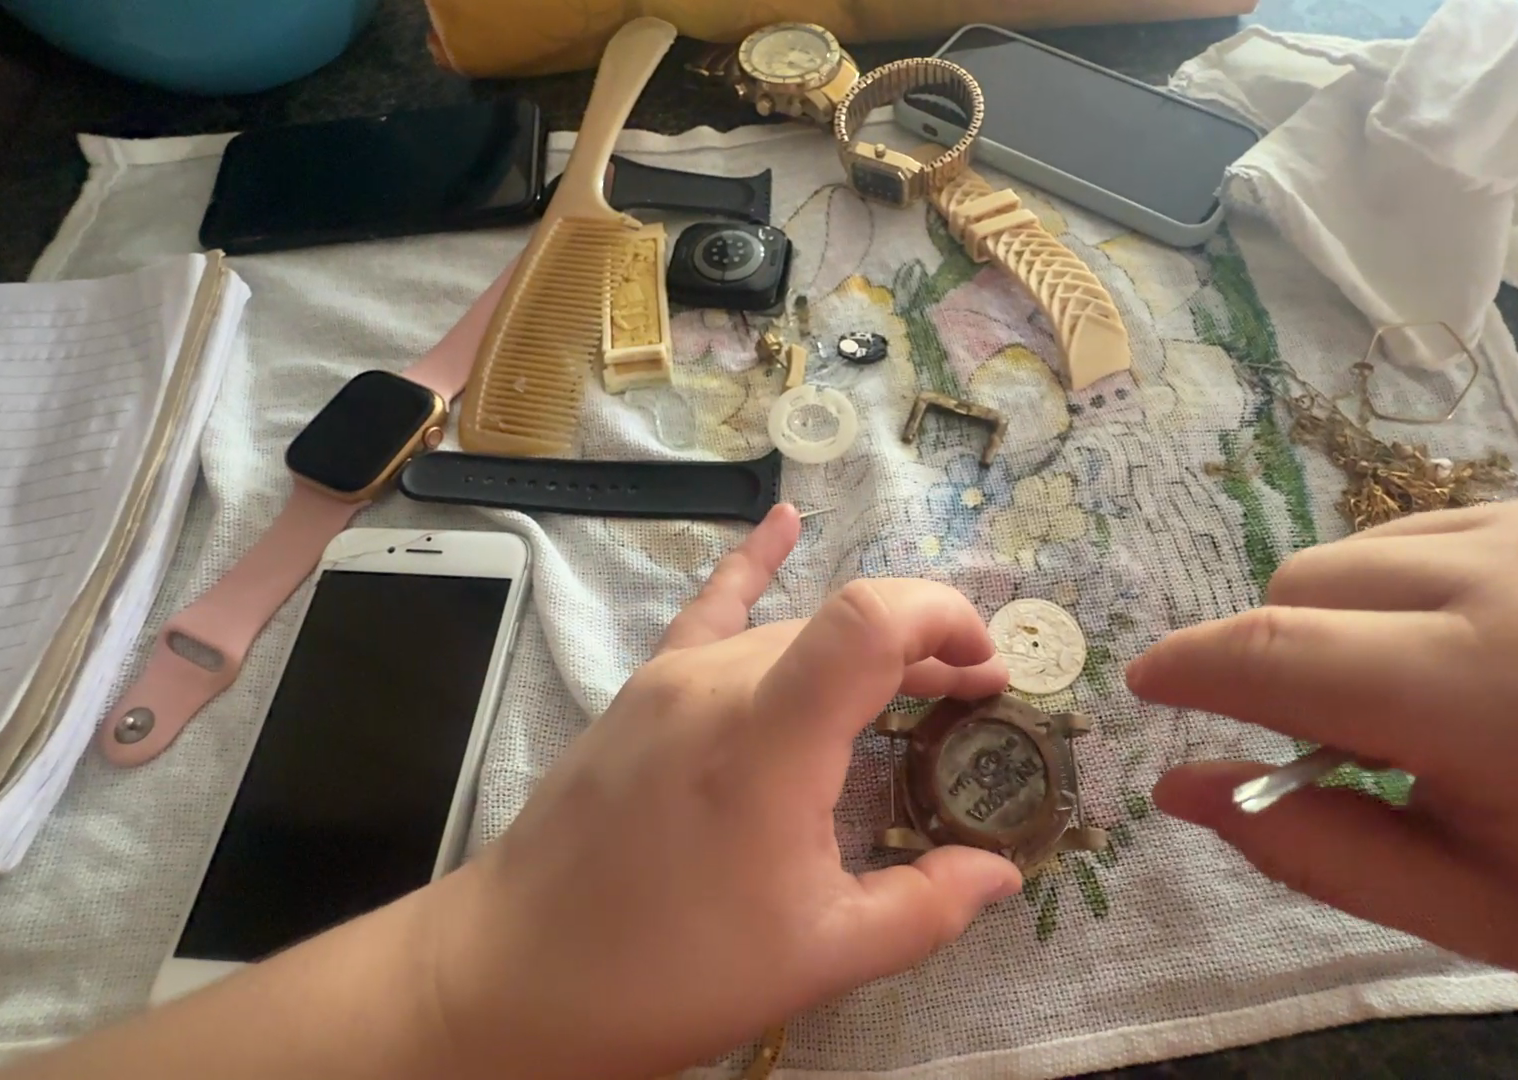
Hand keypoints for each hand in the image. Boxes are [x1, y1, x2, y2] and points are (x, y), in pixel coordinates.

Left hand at [426, 505, 1019, 1078]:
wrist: (514, 971)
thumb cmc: (669, 969)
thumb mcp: (818, 955)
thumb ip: (924, 908)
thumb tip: (1003, 874)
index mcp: (769, 738)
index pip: (869, 620)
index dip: (942, 616)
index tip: (984, 662)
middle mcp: (721, 681)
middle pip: (844, 624)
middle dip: (924, 647)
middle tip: (972, 691)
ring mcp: (675, 674)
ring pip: (795, 632)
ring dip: (865, 648)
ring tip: (916, 679)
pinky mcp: (646, 685)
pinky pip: (712, 609)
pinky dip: (756, 564)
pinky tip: (784, 520)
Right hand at [1126, 486, 1517, 1010]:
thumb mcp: (1485, 911)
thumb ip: (1312, 847)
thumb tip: (1181, 788)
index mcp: (1496, 696)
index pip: (1275, 655)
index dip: (1190, 666)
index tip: (1147, 684)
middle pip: (1304, 583)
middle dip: (1286, 651)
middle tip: (1345, 725)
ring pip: (1363, 546)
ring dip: (1353, 612)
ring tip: (1435, 680)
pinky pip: (1442, 525)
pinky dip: (1424, 582)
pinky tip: (1500, 637)